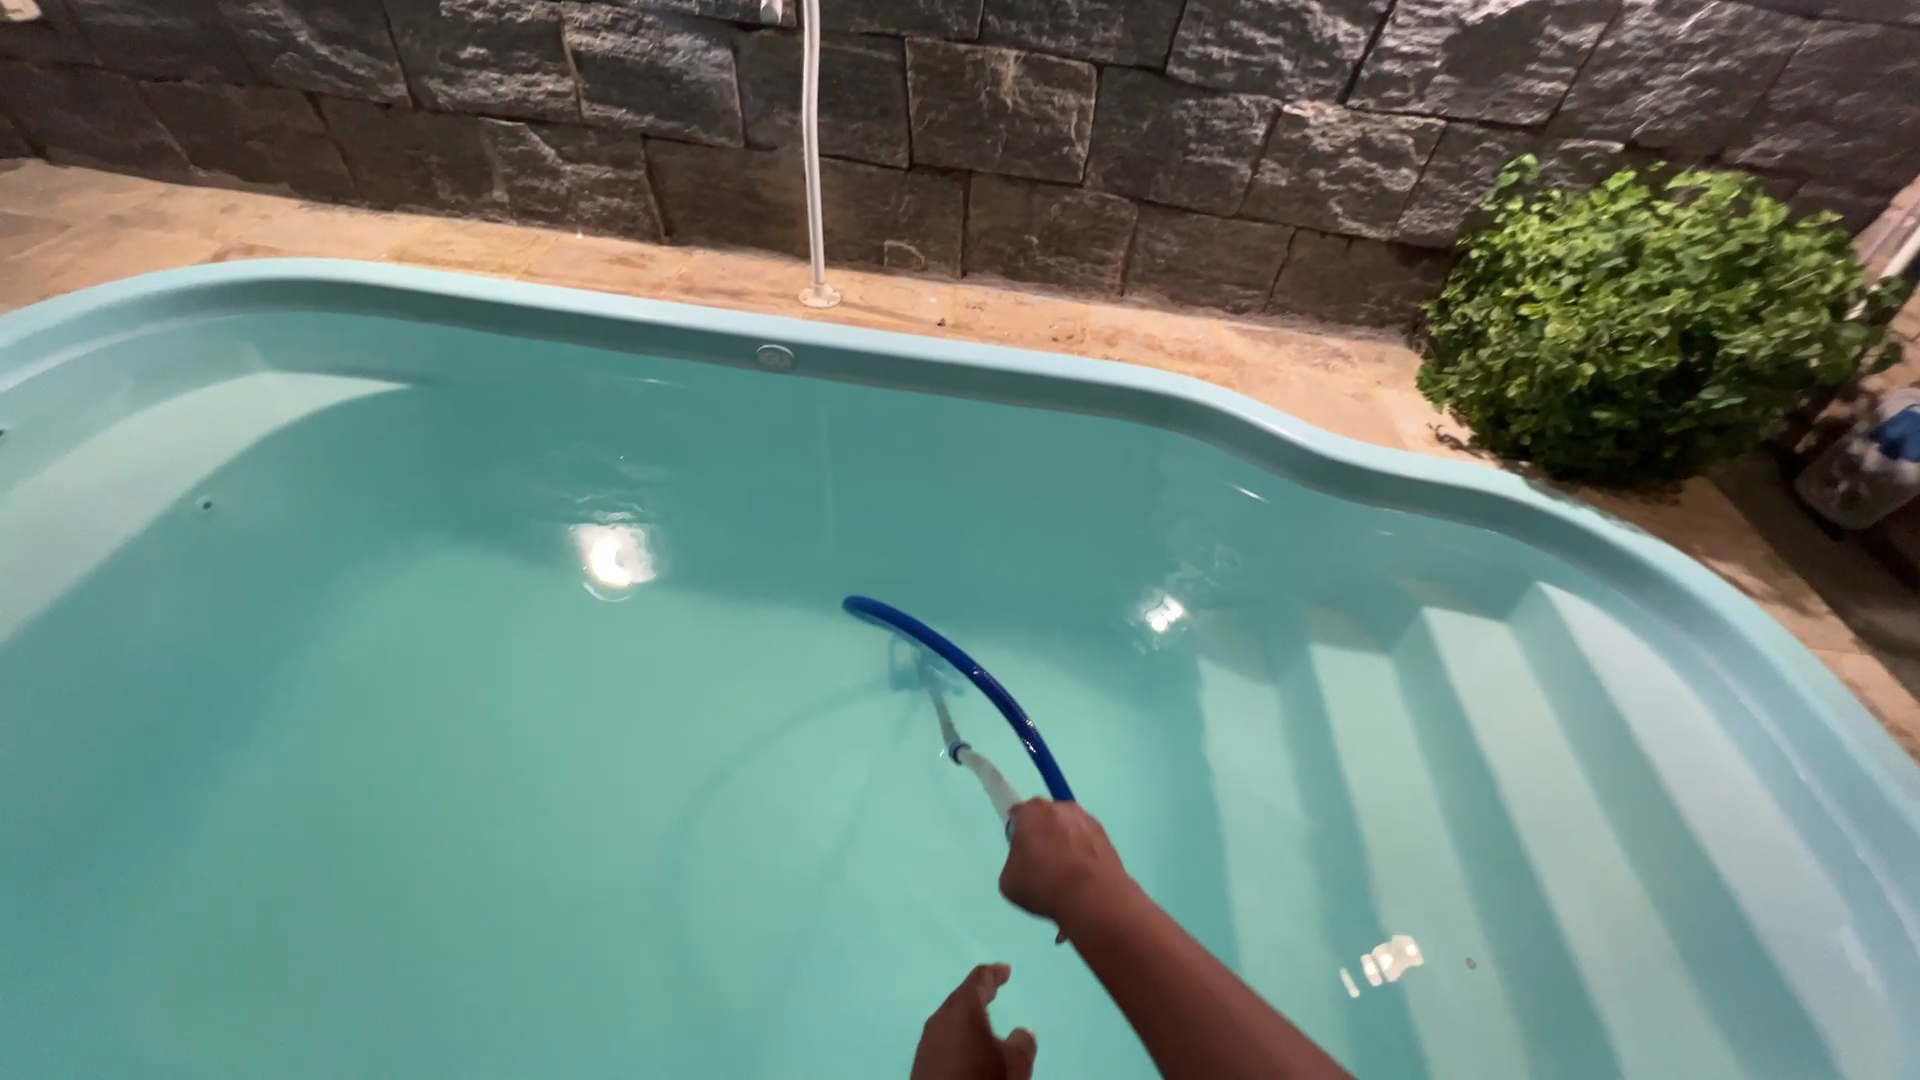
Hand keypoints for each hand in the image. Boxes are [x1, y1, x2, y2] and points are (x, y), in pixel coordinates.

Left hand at [909, 963, 1036, 1079]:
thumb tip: (1021, 1032)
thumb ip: (1022, 1043)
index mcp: (963, 1008)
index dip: (994, 973)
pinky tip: (966, 1052)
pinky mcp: (921, 1065)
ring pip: (950, 1020)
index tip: (1006, 970)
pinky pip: (943, 1040)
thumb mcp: (1015, 1065)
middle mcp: (941, 1018)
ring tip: (983, 1024)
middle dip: (979, 994)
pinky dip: (958, 1038)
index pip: (979, 979)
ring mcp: (927, 1042)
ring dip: (967, 1019)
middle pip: (961, 997)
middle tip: (994, 990)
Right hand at [999, 799, 1131, 926]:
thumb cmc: (1043, 885)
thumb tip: (1025, 864)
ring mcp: (1086, 819)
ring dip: (1065, 844)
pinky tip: (1082, 880)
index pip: (1018, 814)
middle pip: (1046, 818)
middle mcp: (1060, 807)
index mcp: (1032, 811)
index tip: (1020, 853)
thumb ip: (1014, 862)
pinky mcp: (1106, 835)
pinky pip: (1087, 842)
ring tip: (1066, 877)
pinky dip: (1084, 855)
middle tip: (1041, 864)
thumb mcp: (1009, 880)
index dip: (1017, 833)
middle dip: (1042, 835)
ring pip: (1069, 829)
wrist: (1093, 899)